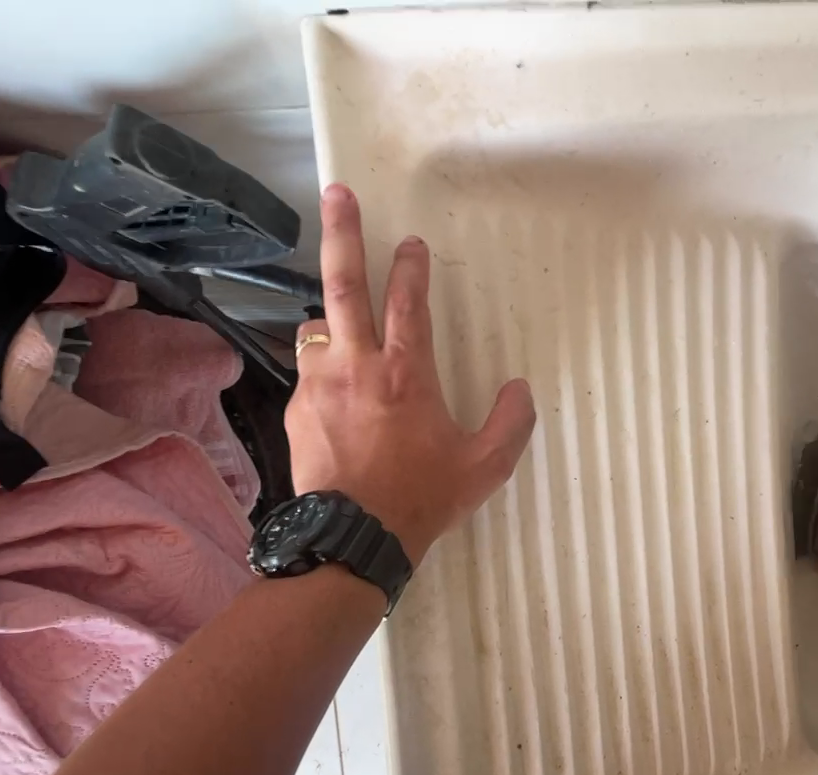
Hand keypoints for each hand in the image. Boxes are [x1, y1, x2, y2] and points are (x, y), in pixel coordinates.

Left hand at [286, 184, 535, 565]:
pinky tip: (334, 388)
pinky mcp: (296, 410)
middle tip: (338, 194)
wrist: (355, 537)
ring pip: (318, 328)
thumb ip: (511, 423)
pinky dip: (323, 367)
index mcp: (406, 373)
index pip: (408, 301)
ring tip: (343, 324)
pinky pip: (308, 372)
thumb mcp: (485, 467)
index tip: (411, 242)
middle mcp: (357, 366)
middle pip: (344, 285)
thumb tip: (521, 389)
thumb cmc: (423, 498)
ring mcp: (319, 385)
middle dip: (343, 234)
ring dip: (332, 317)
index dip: (411, 266)